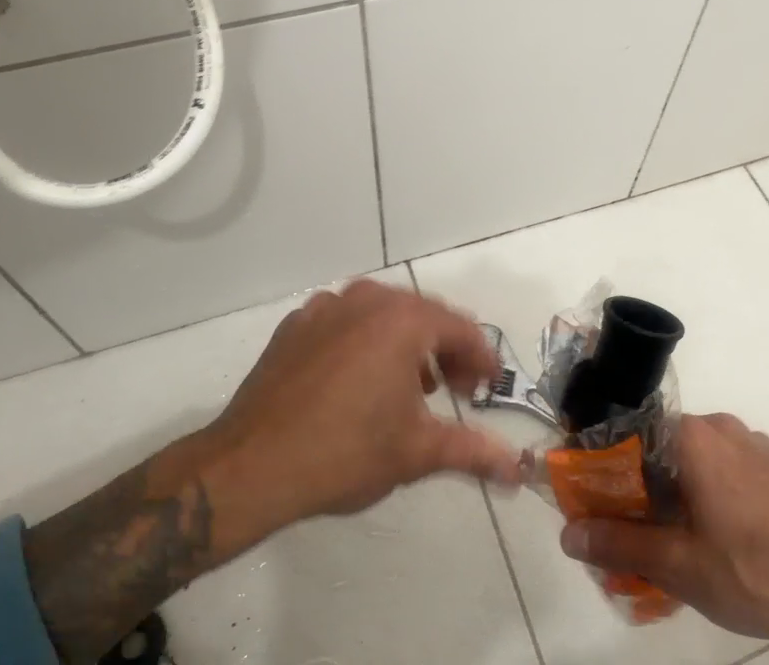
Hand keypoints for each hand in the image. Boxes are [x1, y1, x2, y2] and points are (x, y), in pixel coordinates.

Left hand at [210, 279, 524, 529]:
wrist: (251, 466)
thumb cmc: (345, 453)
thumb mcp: (417, 452)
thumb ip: (473, 451)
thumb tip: (517, 468)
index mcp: (402, 320)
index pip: (460, 328)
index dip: (481, 358)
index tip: (489, 387)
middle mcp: (366, 300)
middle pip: (422, 315)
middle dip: (446, 350)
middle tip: (456, 391)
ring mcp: (324, 309)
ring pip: (381, 314)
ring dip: (405, 344)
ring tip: (410, 388)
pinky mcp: (294, 326)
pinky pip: (344, 322)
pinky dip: (364, 342)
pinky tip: (359, 382)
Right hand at [560, 413, 768, 651]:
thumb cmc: (756, 573)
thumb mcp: (679, 566)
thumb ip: (620, 543)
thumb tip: (569, 533)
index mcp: (694, 436)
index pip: (627, 432)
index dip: (602, 466)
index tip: (591, 500)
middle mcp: (723, 428)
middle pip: (659, 447)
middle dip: (636, 487)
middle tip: (624, 532)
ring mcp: (755, 446)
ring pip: (693, 461)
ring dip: (672, 494)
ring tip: (666, 543)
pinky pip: (725, 471)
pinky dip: (706, 496)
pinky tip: (710, 540)